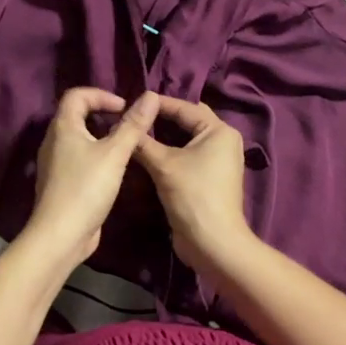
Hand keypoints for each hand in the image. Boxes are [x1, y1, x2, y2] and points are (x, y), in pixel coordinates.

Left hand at [27, 88, 159, 263]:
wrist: (61, 235)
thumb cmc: (86, 189)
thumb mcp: (114, 154)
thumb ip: (133, 125)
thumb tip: (150, 96)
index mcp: (62, 127)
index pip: (77, 95)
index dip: (102, 95)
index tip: (124, 108)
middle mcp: (54, 142)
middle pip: (77, 116)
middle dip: (104, 115)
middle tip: (128, 126)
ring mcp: (56, 164)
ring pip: (79, 139)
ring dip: (102, 137)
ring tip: (126, 146)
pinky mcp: (62, 183)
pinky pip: (79, 159)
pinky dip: (96, 156)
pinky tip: (114, 170)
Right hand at [134, 95, 253, 270]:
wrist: (212, 242)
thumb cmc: (193, 196)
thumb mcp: (163, 165)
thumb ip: (142, 142)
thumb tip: (123, 124)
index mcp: (219, 131)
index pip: (185, 107)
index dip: (157, 104)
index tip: (130, 102)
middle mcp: (222, 142)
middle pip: (187, 122)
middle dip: (161, 119)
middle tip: (132, 117)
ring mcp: (217, 161)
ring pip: (184, 141)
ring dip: (162, 138)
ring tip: (135, 133)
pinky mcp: (208, 179)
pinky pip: (185, 158)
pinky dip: (168, 154)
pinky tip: (146, 154)